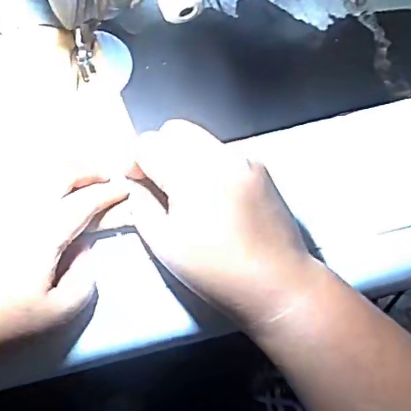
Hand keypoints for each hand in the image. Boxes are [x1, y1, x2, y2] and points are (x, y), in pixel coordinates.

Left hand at [0, 177, 128, 356]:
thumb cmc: (4, 319)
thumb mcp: (58, 311)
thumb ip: (84, 277)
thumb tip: (85, 247)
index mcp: (45, 232)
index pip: (84, 201)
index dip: (108, 193)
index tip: (124, 191)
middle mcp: (22, 209)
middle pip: (58, 171)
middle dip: (87, 168)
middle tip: (106, 175)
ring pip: (35, 171)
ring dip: (62, 167)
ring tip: (79, 176)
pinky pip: (15, 181)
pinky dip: (37, 175)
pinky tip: (42, 185)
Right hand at [122, 120, 324, 332]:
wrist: (277, 281)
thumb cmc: (217, 271)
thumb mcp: (165, 245)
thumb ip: (141, 207)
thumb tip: (135, 185)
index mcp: (192, 177)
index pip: (148, 144)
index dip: (134, 162)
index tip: (135, 183)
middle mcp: (220, 158)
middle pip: (174, 130)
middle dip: (158, 151)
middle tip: (156, 183)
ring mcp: (244, 159)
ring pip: (199, 138)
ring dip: (182, 156)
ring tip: (185, 194)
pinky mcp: (258, 167)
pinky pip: (221, 152)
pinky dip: (206, 164)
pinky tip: (210, 197)